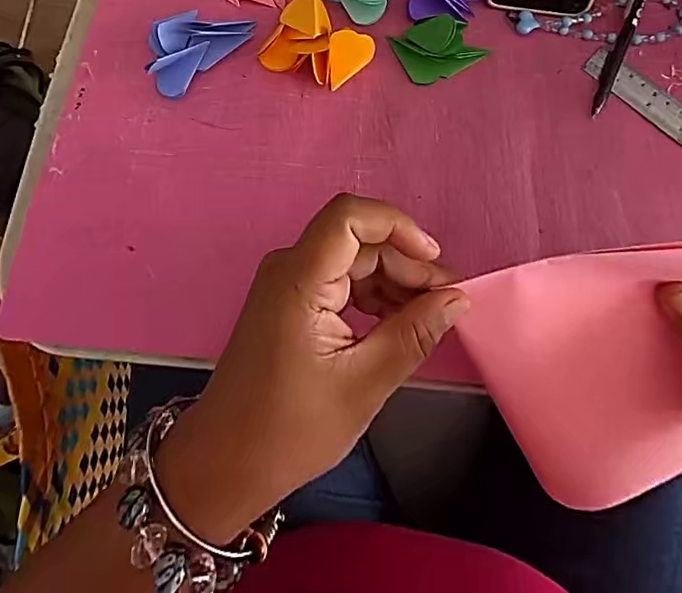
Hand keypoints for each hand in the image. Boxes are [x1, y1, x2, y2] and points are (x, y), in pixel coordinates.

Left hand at [156, 194, 468, 541]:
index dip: (398, 225)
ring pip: (355, 258)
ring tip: (427, 317)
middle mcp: (290, 268)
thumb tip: (456, 299)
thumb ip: (414, 334)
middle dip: (406, 263)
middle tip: (445, 300)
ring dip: (394, 281)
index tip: (433, 259)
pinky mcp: (292, 298)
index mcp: (299, 280)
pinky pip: (342, 278)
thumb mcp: (363, 384)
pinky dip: (374, 295)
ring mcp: (289, 282)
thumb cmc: (287, 430)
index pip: (349, 217)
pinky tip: (398, 323)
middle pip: (359, 239)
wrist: (224, 463)